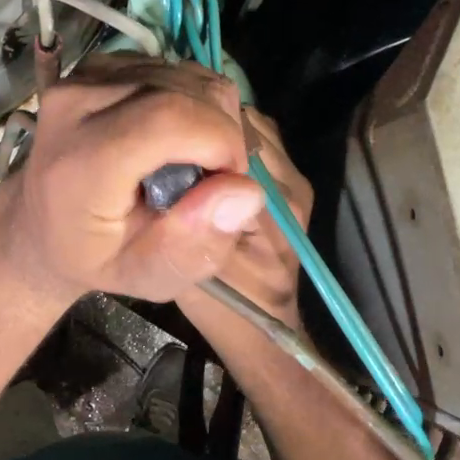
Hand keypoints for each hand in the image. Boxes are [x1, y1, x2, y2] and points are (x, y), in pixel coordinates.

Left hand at [0, 54, 268, 304]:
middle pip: (183, 91)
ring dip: (210, 116)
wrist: (39, 221)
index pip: (169, 118)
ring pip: (185, 74)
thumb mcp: (142, 277)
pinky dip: (191, 100)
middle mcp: (75, 102)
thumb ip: (191, 245)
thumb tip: (245, 192)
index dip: (220, 143)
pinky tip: (175, 136)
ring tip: (193, 160)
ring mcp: (85, 75)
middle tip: (215, 179)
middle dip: (223, 132)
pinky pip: (172, 67)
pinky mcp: (99, 63)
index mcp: (79, 160)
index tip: (229, 184)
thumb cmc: (92, 255)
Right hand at [179, 110, 311, 334]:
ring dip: (219, 134)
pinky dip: (229, 147)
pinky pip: (256, 148)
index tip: (166, 133)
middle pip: (247, 125)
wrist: (263, 336)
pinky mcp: (287, 189)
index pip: (239, 134)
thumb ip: (189, 216)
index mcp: (276, 200)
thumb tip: (167, 161)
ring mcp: (293, 185)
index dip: (200, 126)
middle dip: (209, 123)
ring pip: (252, 132)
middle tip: (170, 136)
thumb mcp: (196, 264)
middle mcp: (292, 184)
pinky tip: (202, 163)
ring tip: (184, 146)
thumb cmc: (229, 306)